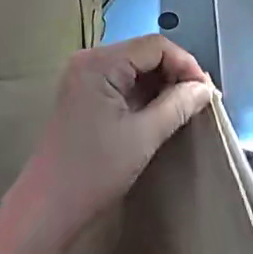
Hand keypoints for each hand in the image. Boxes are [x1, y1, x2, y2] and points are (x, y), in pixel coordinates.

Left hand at [0, 35, 214, 253]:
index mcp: (100, 62)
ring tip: (183, 107)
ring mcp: (83, 75)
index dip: (184, 63)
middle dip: (173, 72)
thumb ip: (177, 106)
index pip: (154, 45)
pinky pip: (121, 80)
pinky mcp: (82, 93)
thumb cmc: (94, 171)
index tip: (206, 91)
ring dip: (159, 83)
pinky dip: (142, 92)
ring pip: (133, 66)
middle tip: (199, 100)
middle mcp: (89, 59)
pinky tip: (159, 111)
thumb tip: (205, 88)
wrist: (46, 208)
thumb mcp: (143, 137)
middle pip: (143, 52)